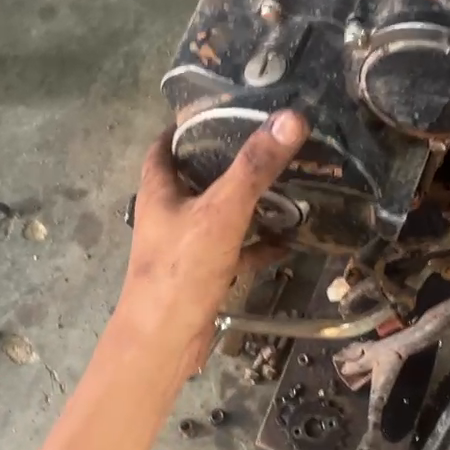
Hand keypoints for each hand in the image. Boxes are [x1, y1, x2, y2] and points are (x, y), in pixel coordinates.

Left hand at [116, 110, 307, 356]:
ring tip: (286, 183)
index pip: (165, 144)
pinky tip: (289, 240)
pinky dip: (257, 245)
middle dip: (228, 160)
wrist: (164, 341)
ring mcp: (184, 246)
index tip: (223, 108)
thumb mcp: (221, 211)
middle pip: (196, 176)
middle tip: (267, 142)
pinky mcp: (202, 274)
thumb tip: (291, 118)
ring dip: (247, 202)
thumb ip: (254, 167)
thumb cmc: (181, 270)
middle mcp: (168, 213)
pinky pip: (234, 251)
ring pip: (218, 214)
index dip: (188, 124)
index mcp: (159, 190)